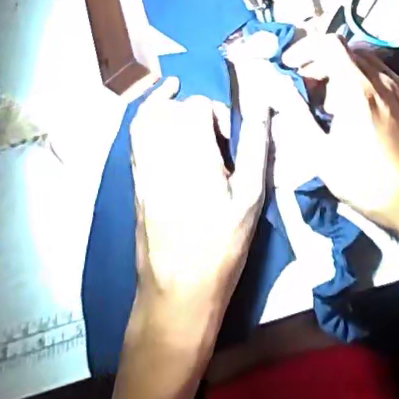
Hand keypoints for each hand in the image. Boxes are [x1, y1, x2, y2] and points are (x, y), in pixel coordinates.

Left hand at [128, 77, 271, 336]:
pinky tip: (165, 122)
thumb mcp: (251, 197)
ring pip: (145, 118)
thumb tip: (263, 105)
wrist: (178, 293)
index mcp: (193, 158)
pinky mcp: (135, 184)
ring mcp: (143, 171)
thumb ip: (257, 145)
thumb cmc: (222, 246)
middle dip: (195, 109)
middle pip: (171, 108)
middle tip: (216, 134)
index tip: (231, 138)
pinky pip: (134, 139)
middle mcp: (161, 158)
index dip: (218, 112)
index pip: (197, 107)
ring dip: (167, 106)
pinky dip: (147, 120)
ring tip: (185, 105)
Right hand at [276, 35, 398, 252]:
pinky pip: (383, 75)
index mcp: (358, 88)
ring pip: (366, 61)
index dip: (304, 49)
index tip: (290, 68)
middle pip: (346, 50)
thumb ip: (296, 115)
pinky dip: (363, 81)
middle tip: (305, 92)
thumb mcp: (321, 154)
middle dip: (320, 64)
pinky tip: (357, 112)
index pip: (329, 43)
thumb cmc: (369, 182)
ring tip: (330, 106)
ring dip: (342, 72)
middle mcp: (383, 78)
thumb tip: (277, 87)